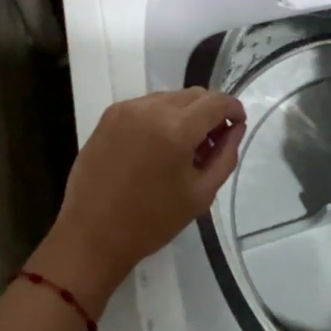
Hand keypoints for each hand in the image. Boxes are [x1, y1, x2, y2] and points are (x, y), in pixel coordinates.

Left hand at [28, 88, 247, 311]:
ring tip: (181, 148)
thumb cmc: (151, 222)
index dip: (233, 109)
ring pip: (169, 98)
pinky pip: (146, 106)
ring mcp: (127, 108)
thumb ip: (225, 156)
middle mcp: (151, 108)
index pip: (216, 102)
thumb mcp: (200, 194)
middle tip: (211, 143)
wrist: (92, 235)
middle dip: (209, 112)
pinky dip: (159, 117)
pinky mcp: (109, 114)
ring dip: (184, 114)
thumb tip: (234, 128)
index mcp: (176, 129)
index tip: (237, 124)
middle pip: (193, 95)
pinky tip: (155, 147)